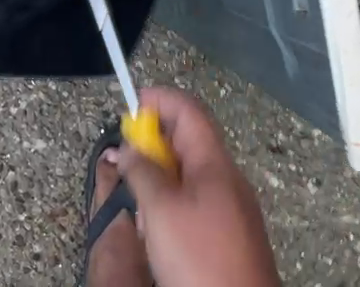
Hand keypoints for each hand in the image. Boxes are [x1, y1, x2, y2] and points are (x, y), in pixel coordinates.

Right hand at [116, 87, 280, 286]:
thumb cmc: (200, 259)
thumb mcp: (160, 209)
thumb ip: (141, 170)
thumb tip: (128, 147)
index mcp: (215, 164)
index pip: (188, 110)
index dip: (158, 100)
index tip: (129, 107)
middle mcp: (228, 179)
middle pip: (188, 140)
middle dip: (153, 143)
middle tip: (127, 160)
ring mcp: (232, 208)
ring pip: (189, 173)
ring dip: (159, 177)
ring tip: (141, 204)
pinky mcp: (231, 235)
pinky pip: (196, 201)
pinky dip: (172, 202)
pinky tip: (157, 230)